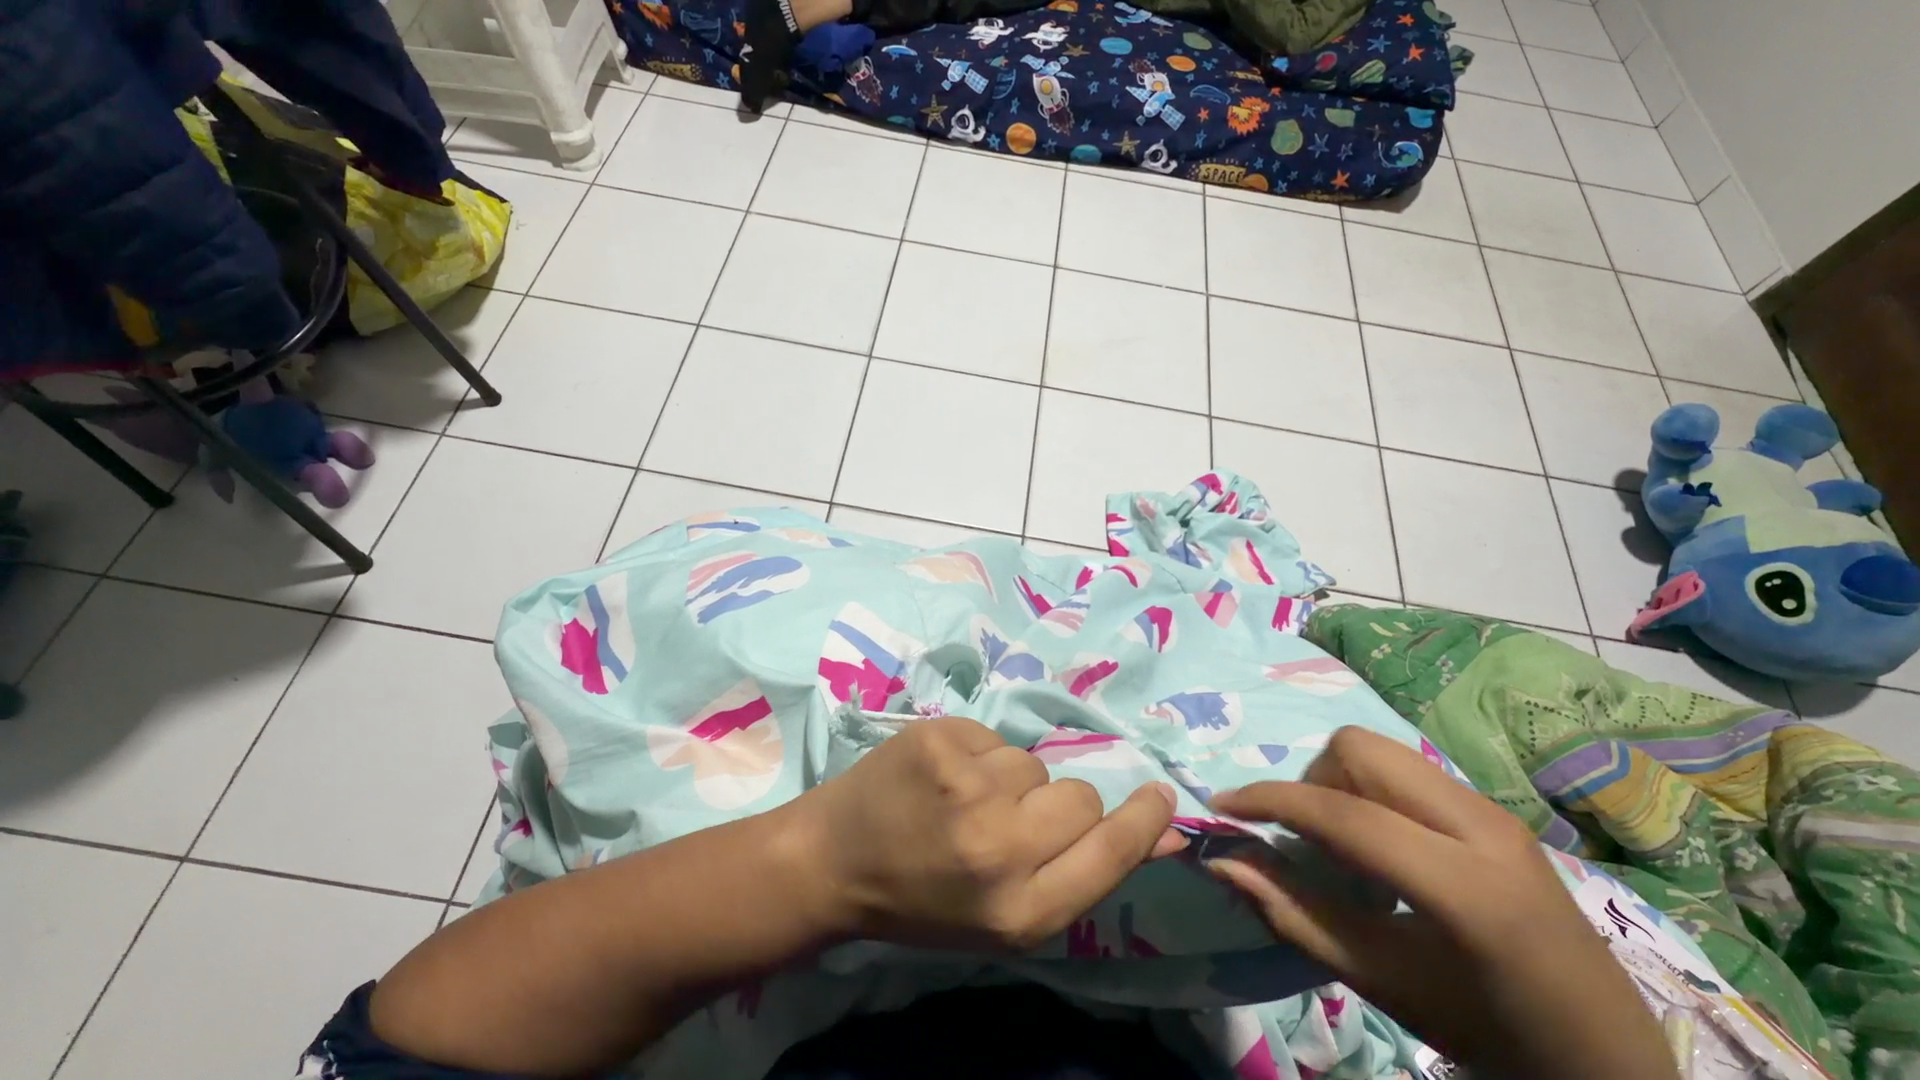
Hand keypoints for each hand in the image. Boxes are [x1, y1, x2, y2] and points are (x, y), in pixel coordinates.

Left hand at [788, 715, 1183, 951]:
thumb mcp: (1007, 915)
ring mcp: (967, 784)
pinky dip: (976, 756)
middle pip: (1080, 796)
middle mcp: (1001, 847)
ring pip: (1034, 763)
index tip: (1157, 795)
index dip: (1143, 820)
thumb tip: (1166, 825)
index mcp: (1022, 911)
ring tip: (960, 804)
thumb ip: (1084, 871)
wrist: (832, 862)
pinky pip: (994, 737)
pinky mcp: (940, 737)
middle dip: (1055, 807)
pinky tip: (939, 779)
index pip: (1114, 849)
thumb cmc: (925, 902)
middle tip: (1007, 823)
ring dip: (1010, 781)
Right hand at [1208, 727, 1679, 1079]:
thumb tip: (1223, 861)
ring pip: (1384, 750)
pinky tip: (1380, 848)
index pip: (1343, 813)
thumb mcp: (1380, 980)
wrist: (1599, 1048)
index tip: (1223, 808)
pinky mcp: (1496, 810)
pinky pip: (1410, 770)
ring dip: (1340, 782)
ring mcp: (1494, 810)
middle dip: (1311, 781)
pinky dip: (1371, 791)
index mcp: (1462, 884)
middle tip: (1301, 839)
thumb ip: (1294, 915)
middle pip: (1360, 748)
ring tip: (1340, 845)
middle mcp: (1482, 825)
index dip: (1270, 801)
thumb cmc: (1485, 1026)